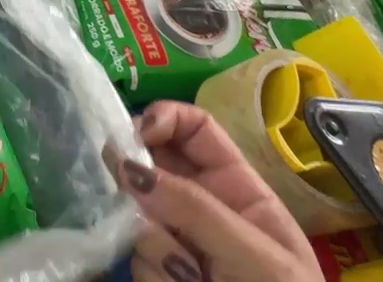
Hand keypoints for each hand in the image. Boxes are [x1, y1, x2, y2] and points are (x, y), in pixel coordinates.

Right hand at [107, 101, 322, 281]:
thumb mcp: (257, 260)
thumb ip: (195, 209)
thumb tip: (125, 165)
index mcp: (238, 190)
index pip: (194, 128)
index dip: (164, 118)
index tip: (137, 134)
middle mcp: (203, 207)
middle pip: (153, 164)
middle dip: (140, 179)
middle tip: (128, 189)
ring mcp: (179, 243)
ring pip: (138, 214)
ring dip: (156, 243)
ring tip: (190, 278)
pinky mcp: (161, 276)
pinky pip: (137, 257)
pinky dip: (155, 276)